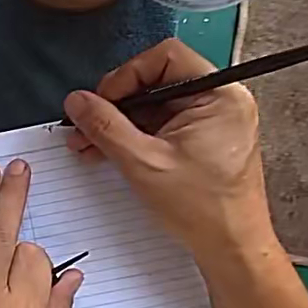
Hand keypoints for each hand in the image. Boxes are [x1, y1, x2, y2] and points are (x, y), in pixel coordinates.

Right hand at [63, 39, 275, 259]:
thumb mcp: (142, 163)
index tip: (101, 100)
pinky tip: (109, 150)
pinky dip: (135, 135)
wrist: (230, 249)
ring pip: (155, 105)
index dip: (126, 75)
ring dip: (120, 122)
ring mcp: (213, 119)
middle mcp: (222, 100)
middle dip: (116, 103)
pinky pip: (162, 123)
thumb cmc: (203, 210)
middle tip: (87, 123)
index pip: (165, 58)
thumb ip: (105, 126)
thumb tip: (77, 101)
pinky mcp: (203, 138)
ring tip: (90, 143)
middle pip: (157, 81)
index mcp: (220, 95)